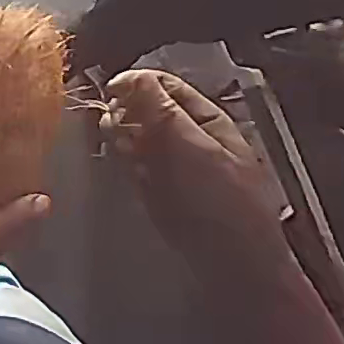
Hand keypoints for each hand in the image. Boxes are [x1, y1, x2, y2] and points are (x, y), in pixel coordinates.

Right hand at [102, 70, 289, 267]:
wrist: (233, 266)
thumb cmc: (221, 203)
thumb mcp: (194, 149)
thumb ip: (162, 111)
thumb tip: (132, 77)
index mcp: (205, 119)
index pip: (165, 86)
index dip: (137, 84)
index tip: (110, 90)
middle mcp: (186, 137)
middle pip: (146, 111)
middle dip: (126, 112)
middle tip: (113, 124)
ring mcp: (170, 165)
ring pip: (135, 137)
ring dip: (123, 137)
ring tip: (120, 147)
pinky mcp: (156, 190)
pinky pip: (133, 165)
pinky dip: (126, 162)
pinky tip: (126, 167)